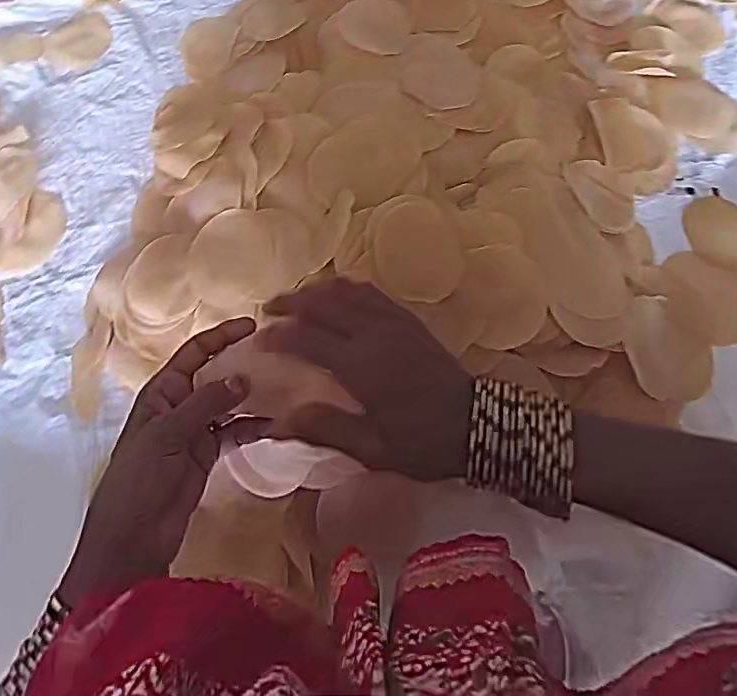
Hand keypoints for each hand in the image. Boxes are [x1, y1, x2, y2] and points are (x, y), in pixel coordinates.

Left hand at [57, 317, 265, 607]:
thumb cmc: (138, 481)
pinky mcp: (206, 453)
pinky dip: (252, 425)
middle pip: (214, 373)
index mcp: (162, 392)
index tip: (251, 325)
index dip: (221, 336)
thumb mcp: (168, 436)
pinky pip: (234, 430)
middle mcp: (180, 405)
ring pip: (228, 402)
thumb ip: (205, 404)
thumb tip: (243, 378)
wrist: (131, 540)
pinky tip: (273, 424)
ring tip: (282, 387)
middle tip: (275, 355)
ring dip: (251, 395)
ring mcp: (194, 430)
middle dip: (241, 363)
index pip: (194, 353)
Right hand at [263, 279, 472, 482]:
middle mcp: (375, 334)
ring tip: (299, 297)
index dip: (279, 336)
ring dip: (319, 290)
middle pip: (324, 304)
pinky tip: (339, 294)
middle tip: (270, 308)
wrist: (476, 423)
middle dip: (293, 302)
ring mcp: (394, 322)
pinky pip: (373, 293)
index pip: (308, 339)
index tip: (260, 340)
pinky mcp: (409, 319)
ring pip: (348, 292)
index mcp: (362, 366)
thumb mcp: (373, 448)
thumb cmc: (423, 442)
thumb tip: (278, 423)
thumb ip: (325, 429)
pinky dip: (349, 288)